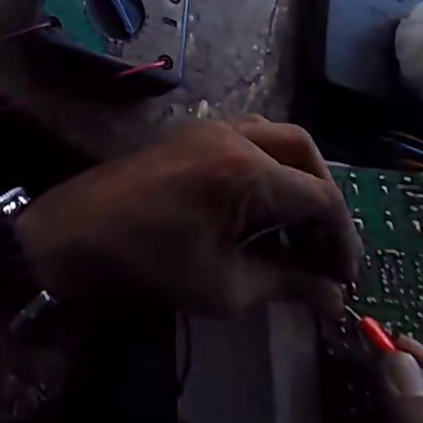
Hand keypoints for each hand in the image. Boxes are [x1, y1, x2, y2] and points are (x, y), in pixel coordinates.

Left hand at [16, 118, 361, 315]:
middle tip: (326, 246)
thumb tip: (332, 296)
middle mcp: (235, 135)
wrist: (76, 232)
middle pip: (305, 151)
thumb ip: (286, 284)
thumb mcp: (223, 286)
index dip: (342, 239)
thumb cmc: (149, 264)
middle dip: (325, 197)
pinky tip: (260, 203)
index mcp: (247, 171)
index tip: (346, 278)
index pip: (320, 197)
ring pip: (277, 136)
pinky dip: (268, 163)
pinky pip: (248, 135)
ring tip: (296, 226)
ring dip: (297, 174)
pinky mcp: (191, 132)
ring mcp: (210, 126)